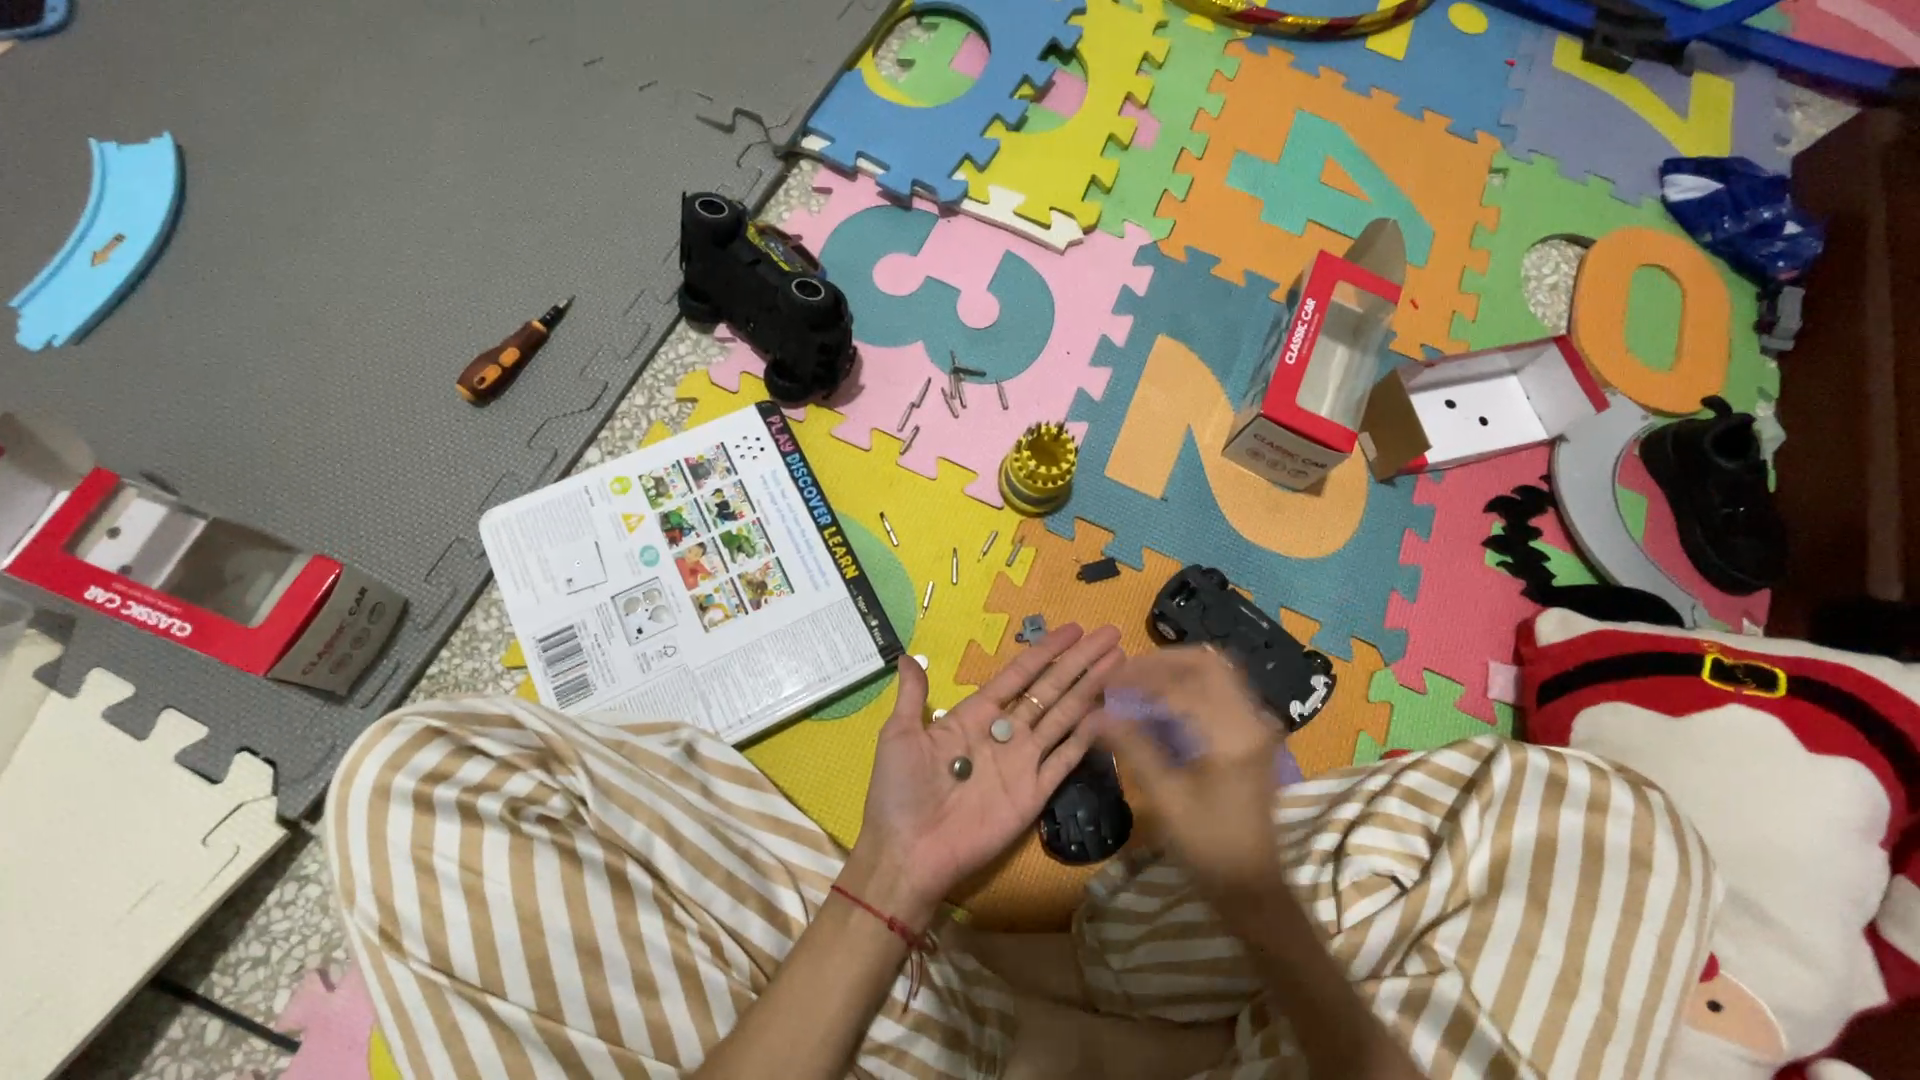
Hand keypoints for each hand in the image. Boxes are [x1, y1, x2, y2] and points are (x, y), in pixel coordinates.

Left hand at [845, 624, 1124, 925]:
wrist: (909, 852)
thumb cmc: (899, 791)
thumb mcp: (900, 735)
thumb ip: (914, 696)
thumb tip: (908, 656)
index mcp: (974, 715)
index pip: (1018, 675)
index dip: (1046, 652)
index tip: (1073, 630)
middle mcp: (1005, 733)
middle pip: (1049, 688)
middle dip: (1079, 662)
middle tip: (1109, 635)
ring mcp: (1023, 763)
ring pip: (1064, 716)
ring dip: (1090, 689)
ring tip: (1119, 662)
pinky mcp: (1035, 793)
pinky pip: (1065, 759)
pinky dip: (1087, 736)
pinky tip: (1108, 712)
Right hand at [1093, 647, 1286, 906]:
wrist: (1250, 884)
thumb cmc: (1207, 846)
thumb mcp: (1164, 797)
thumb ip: (1131, 746)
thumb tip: (1092, 714)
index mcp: (1233, 734)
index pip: (1182, 684)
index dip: (1138, 678)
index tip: (1104, 685)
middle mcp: (1252, 719)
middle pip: (1206, 663)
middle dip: (1160, 664)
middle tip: (1122, 679)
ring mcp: (1256, 726)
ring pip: (1215, 674)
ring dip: (1174, 673)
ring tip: (1135, 688)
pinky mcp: (1252, 735)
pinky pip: (1219, 692)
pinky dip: (1187, 689)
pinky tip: (1157, 708)